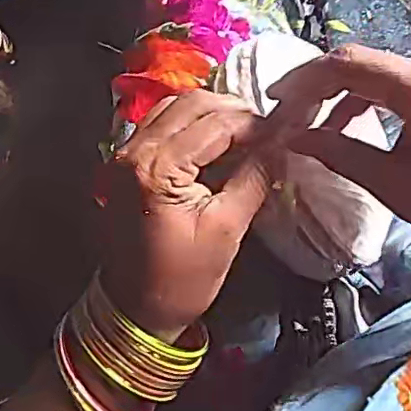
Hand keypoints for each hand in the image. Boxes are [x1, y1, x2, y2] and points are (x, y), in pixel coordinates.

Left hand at [100, 91, 270, 338]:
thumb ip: (254, 176)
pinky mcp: (126, 161)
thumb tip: (280, 143)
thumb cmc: (183, 278)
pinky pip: (161, 122)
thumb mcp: (227, 229)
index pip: (216, 124)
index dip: (256, 124)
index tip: (285, 129)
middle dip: (235, 111)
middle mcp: (135, 151)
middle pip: (193, 103)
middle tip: (267, 129)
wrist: (135, 307)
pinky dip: (190, 121)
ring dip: (212, 111)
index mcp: (158, 169)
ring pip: (174, 106)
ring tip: (245, 131)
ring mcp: (125, 153)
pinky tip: (214, 137)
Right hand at [265, 46, 410, 263]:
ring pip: (371, 71)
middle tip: (282, 113)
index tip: (273, 101)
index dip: (304, 80)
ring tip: (304, 120)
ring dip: (334, 92)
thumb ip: (338, 153)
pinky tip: (340, 123)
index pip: (349, 65)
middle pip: (358, 62)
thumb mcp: (393, 184)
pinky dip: (359, 99)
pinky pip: (390, 83)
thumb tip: (291, 138)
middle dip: (314, 85)